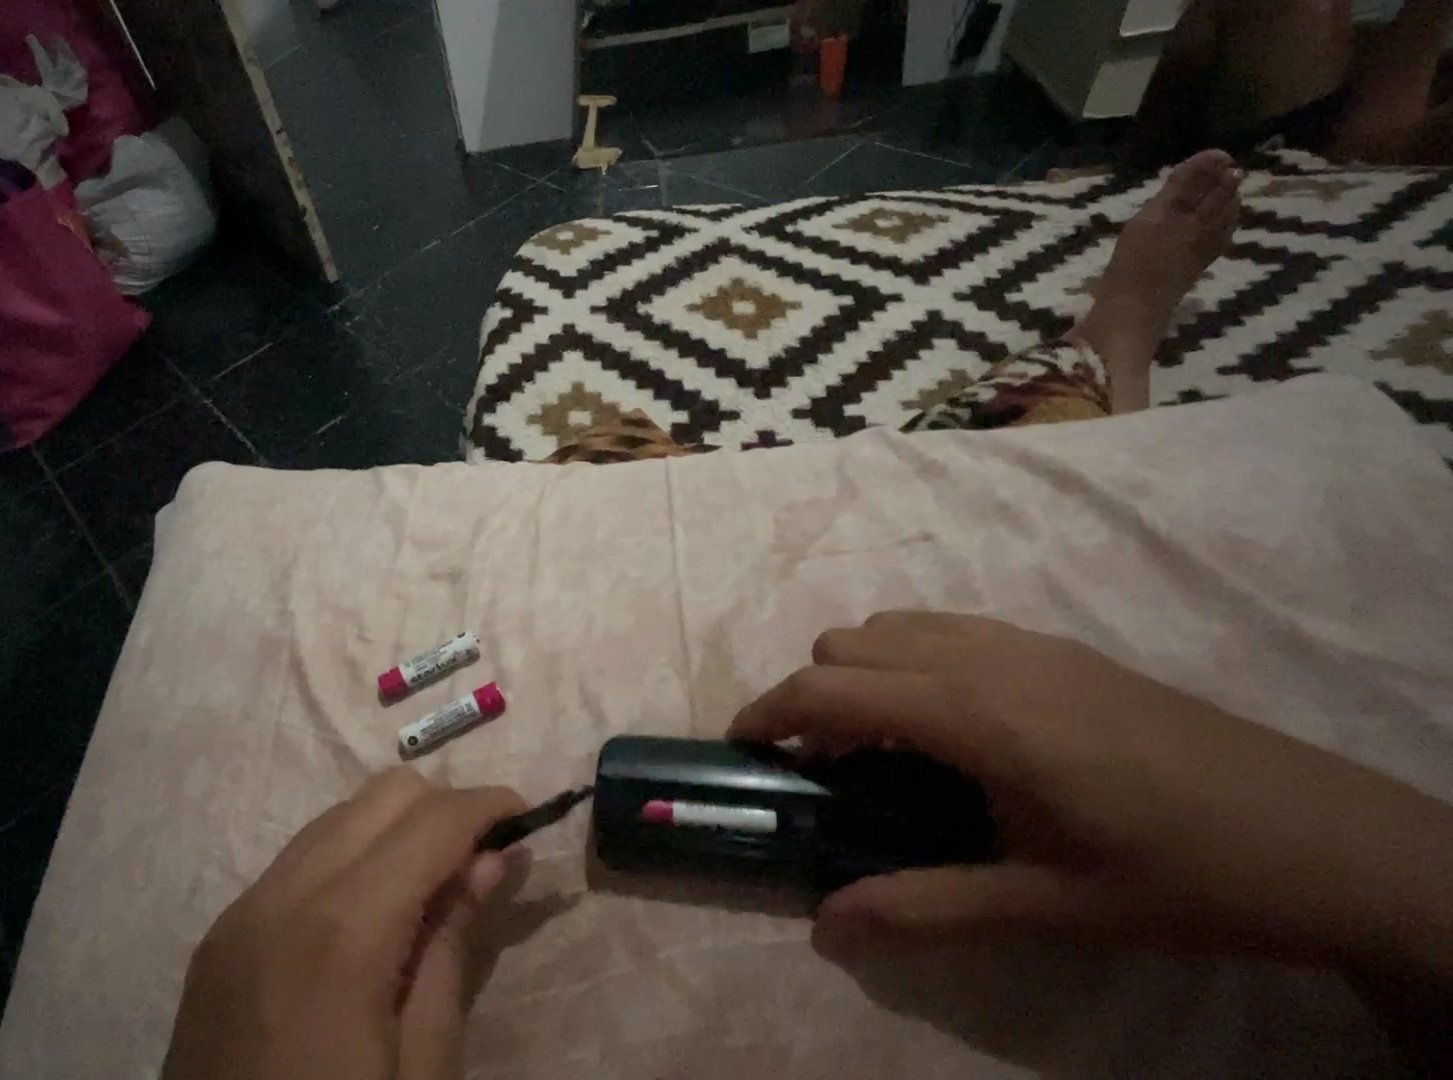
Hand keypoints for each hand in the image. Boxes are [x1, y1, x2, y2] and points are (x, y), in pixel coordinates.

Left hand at [163, 768, 523, 1079]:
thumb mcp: (423, 1068)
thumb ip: (452, 948)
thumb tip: (491, 859)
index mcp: (342, 933)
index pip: (431, 824)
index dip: (487, 807)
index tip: (527, 815)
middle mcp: (284, 896)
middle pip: (382, 795)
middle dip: (443, 808)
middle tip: (482, 859)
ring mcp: (243, 910)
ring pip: (339, 815)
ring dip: (396, 828)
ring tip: (430, 885)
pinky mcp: (221, 933)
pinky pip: (299, 857)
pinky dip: (350, 855)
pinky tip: (370, 910)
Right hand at [728, 612, 1452, 984]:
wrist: (1326, 838)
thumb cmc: (1175, 876)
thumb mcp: (1042, 904)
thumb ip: (921, 907)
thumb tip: (824, 928)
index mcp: (971, 714)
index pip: (828, 688)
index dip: (768, 709)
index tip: (740, 743)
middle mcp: (981, 657)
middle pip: (845, 643)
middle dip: (812, 695)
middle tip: (826, 765)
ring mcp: (1020, 641)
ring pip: (889, 625)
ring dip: (859, 672)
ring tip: (884, 743)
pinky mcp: (1052, 644)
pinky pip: (940, 626)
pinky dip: (906, 657)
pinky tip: (947, 722)